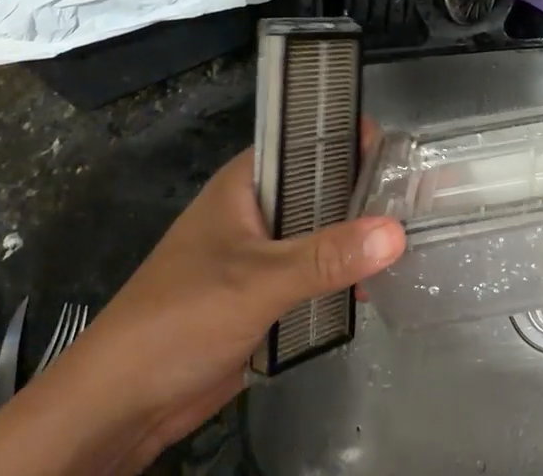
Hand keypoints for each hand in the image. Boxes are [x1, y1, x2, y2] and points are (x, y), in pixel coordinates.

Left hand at [0, 147, 404, 475]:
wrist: (121, 404)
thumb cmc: (178, 320)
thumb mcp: (259, 281)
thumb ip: (328, 255)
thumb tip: (397, 232)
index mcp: (245, 186)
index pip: (307, 141)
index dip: (352, 139)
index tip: (404, 153)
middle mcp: (256, 213)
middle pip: (321, 189)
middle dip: (365, 196)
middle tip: (421, 200)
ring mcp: (261, 257)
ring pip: (321, 236)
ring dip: (356, 242)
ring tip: (414, 239)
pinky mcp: (266, 298)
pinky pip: (314, 278)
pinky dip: (341, 280)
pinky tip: (378, 285)